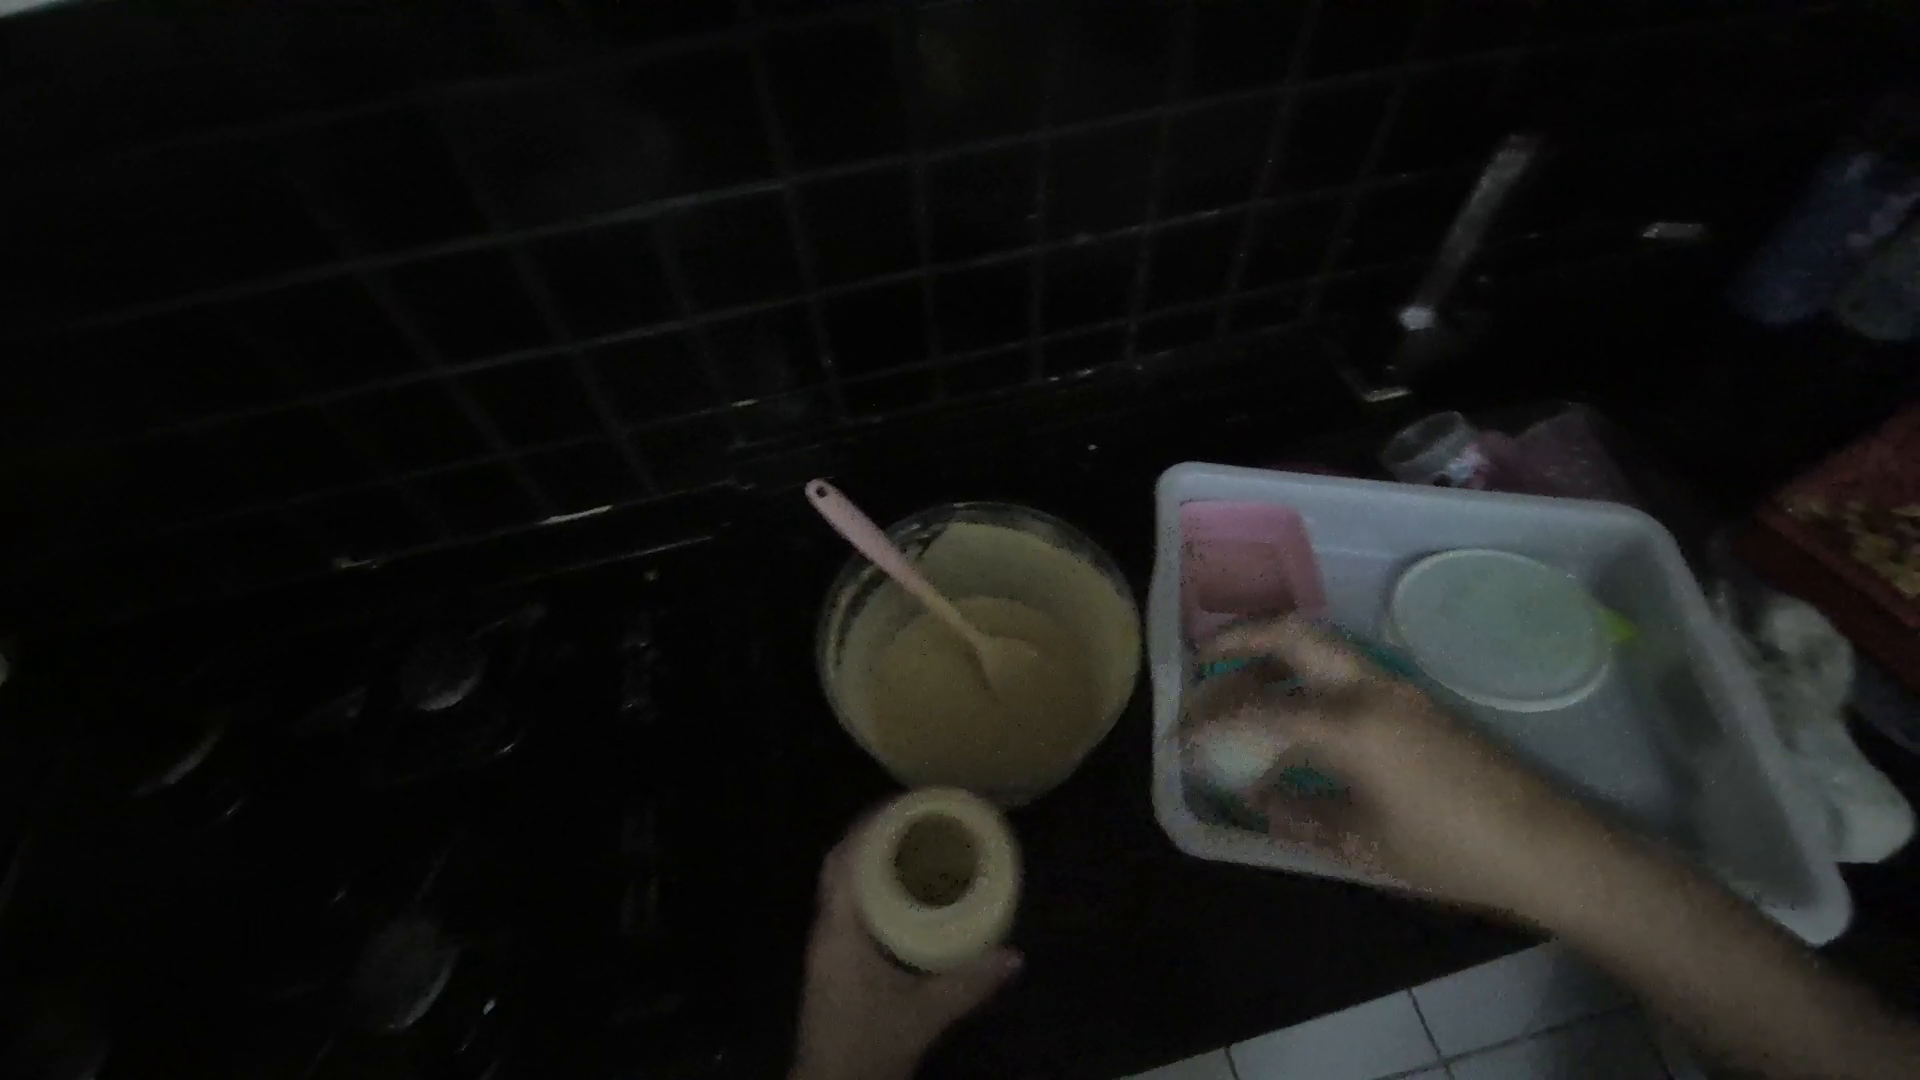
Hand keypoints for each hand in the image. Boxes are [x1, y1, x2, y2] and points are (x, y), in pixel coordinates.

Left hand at [789, 818, 1022, 1079]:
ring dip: (868, 857)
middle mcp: (826, 929)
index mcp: (839, 931)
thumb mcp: (923, 1017)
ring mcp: (825, 944)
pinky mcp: (831, 959)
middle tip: (914, 818)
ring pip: (841, 882)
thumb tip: (1015, 956)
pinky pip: (847, 902)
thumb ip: (968, 985)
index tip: (906, 806)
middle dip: (872, 834)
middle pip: (840, 863)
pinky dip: (869, 884)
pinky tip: (900, 889)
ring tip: (911, 842)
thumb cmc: (868, 1051)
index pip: (845, 860)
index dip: (870, 827)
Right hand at [1193, 617, 1610, 914]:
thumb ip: (1296, 813)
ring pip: (1318, 644)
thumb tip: (1254, 796)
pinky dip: (1302, 673)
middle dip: (1238, 639)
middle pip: (1290, 634)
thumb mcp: (1360, 844)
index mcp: (1348, 725)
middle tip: (1204, 659)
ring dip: (1270, 652)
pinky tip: (1294, 710)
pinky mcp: (1412, 699)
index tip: (1180, 737)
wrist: (1554, 850)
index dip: (1211, 722)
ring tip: (1240, 682)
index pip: (1257, 710)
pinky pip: (1341, 668)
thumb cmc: (1452, 852)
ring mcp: (1394, 687)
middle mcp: (1366, 689)